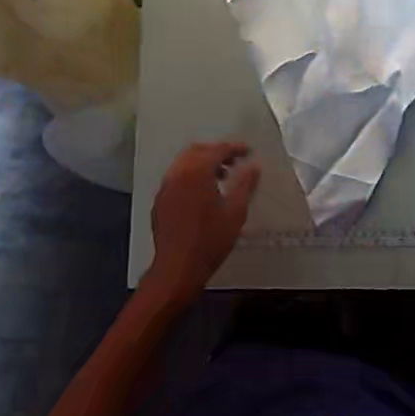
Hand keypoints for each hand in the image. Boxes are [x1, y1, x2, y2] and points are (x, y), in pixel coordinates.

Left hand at [147, 141, 260, 298]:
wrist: (178, 268)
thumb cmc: (210, 240)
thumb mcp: (235, 212)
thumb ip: (245, 184)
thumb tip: (254, 166)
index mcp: (196, 173)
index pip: (217, 150)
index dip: (234, 148)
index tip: (248, 151)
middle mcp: (177, 174)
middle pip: (196, 151)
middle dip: (216, 151)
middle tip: (234, 161)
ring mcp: (165, 188)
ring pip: (184, 163)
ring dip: (202, 163)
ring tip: (222, 177)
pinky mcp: (160, 201)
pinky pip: (176, 178)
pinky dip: (191, 176)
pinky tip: (204, 194)